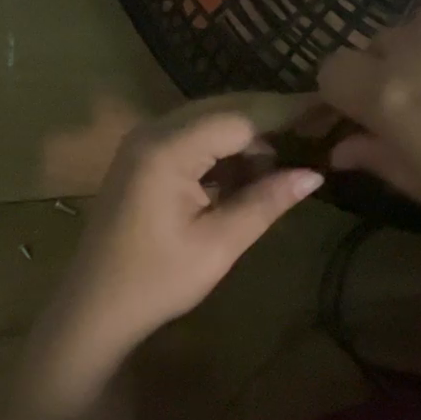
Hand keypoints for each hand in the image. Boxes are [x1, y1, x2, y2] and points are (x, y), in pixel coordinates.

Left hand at [42, 94, 325, 368]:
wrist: (94, 309)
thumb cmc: (157, 281)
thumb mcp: (219, 243)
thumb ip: (266, 202)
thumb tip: (314, 174)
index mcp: (167, 149)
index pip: (240, 117)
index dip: (285, 114)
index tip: (326, 110)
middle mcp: (152, 132)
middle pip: (223, 110)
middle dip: (270, 119)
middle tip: (316, 127)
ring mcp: (143, 144)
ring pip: (208, 123)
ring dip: (248, 136)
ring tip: (293, 152)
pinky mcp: (142, 160)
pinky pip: (191, 140)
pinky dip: (224, 150)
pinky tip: (251, 170)